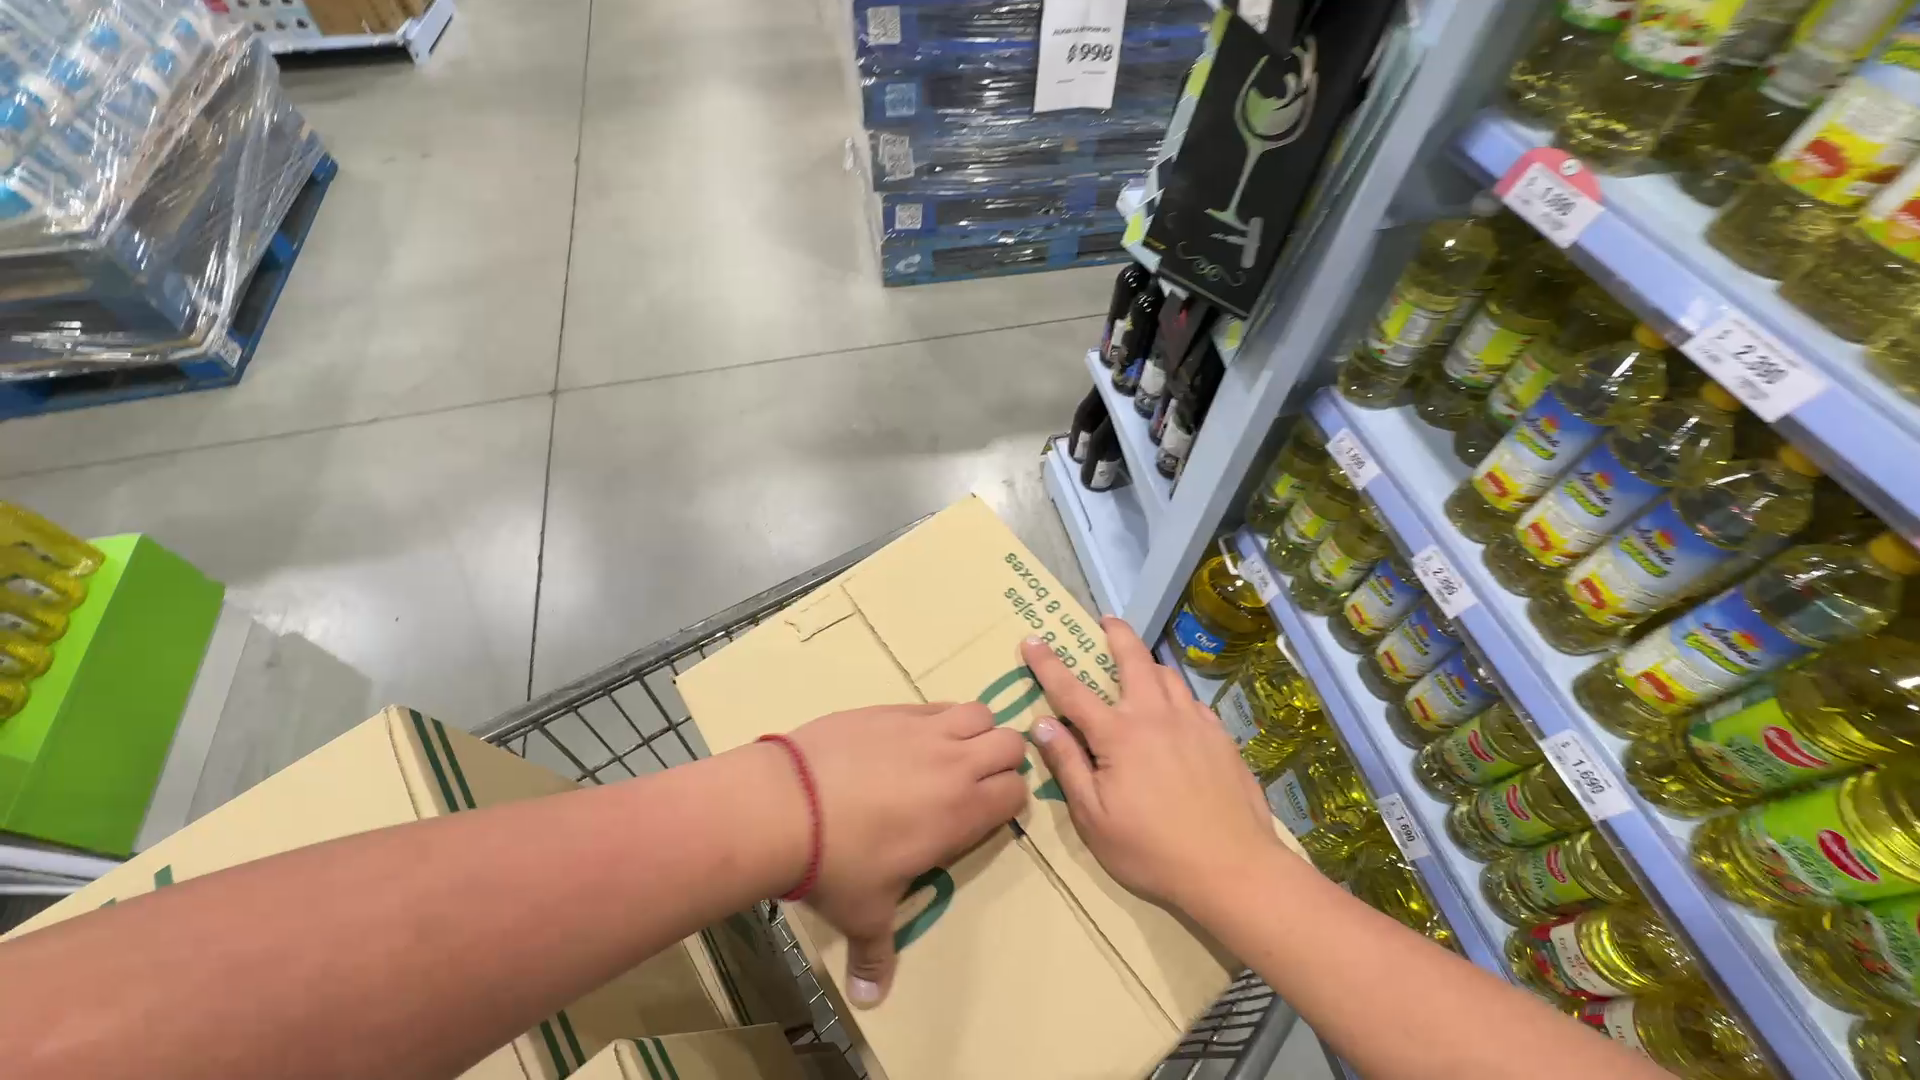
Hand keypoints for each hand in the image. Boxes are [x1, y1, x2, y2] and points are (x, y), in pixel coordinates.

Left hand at [784, 703, 1026, 1007]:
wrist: (784, 806)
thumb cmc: (836, 864)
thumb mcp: (863, 914)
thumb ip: (877, 954)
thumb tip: (871, 999)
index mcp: (962, 811)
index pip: (1016, 792)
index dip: (1008, 801)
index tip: (986, 813)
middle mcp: (953, 763)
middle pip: (1010, 742)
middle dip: (1002, 759)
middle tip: (975, 779)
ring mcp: (922, 729)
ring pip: (976, 713)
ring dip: (974, 729)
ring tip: (949, 751)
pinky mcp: (890, 709)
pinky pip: (932, 705)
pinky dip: (935, 718)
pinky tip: (908, 739)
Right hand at [1022, 618, 1283, 915]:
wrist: (1233, 869)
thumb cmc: (1152, 851)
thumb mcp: (1094, 818)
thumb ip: (1068, 765)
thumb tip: (1042, 723)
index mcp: (1119, 735)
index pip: (1072, 690)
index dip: (1048, 663)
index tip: (1032, 639)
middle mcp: (1155, 716)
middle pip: (1133, 660)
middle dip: (1117, 634)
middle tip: (1107, 620)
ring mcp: (1193, 723)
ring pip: (1167, 675)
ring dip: (1148, 662)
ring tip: (1140, 664)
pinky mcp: (1221, 737)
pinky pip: (1192, 701)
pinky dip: (1176, 694)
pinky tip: (1176, 710)